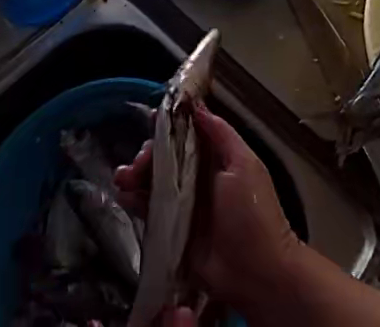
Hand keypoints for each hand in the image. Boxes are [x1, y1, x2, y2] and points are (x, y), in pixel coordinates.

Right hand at [114, 102, 305, 314]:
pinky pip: (149, 210)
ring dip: (136, 175)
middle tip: (138, 163)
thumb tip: (197, 106)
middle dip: (148, 153)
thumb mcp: (244, 165)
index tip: (152, 120)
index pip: (187, 134)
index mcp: (216, 158)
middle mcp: (197, 177)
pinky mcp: (172, 230)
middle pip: (166, 156)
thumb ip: (221, 135)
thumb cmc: (254, 213)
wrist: (256, 272)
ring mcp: (183, 204)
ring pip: (153, 181)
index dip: (169, 126)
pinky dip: (134, 200)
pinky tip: (124, 196)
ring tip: (124, 178)